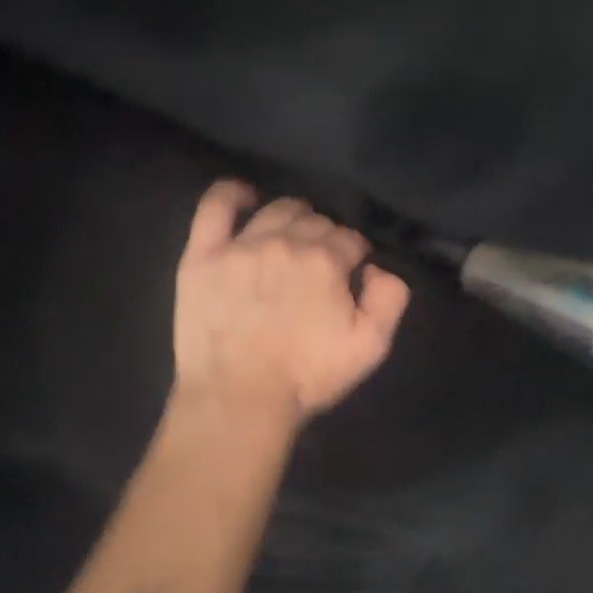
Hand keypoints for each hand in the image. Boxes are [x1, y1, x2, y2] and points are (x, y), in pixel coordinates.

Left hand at [172, 181, 409, 425]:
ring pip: (277, 210)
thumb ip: (390, 297)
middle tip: (324, 265)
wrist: (239, 398)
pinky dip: (232, 194)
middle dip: (328, 237)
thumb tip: (377, 268)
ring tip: (295, 237)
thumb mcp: (372, 345)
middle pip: (316, 221)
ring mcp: (239, 246)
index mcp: (327, 261)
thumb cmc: (309, 375)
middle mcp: (284, 242)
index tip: (354, 275)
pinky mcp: (202, 256)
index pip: (352, 239)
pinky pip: (215, 207)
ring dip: (295, 217)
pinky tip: (245, 197)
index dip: (357, 255)